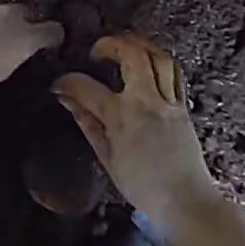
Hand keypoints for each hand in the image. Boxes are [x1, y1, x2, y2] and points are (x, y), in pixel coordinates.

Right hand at [54, 35, 219, 227]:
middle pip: (133, 55)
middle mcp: (146, 102)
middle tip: (96, 50)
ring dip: (139, 44)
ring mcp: (168, 102)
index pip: (87, 87)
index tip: (59, 85)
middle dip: (111, 43)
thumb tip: (68, 101)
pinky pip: (175, 73)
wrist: (186, 202)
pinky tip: (147, 62)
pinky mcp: (183, 106)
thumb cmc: (142, 186)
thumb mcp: (106, 158)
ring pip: (158, 57)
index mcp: (122, 117)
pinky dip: (160, 60)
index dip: (67, 82)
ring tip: (123, 45)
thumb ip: (87, 124)